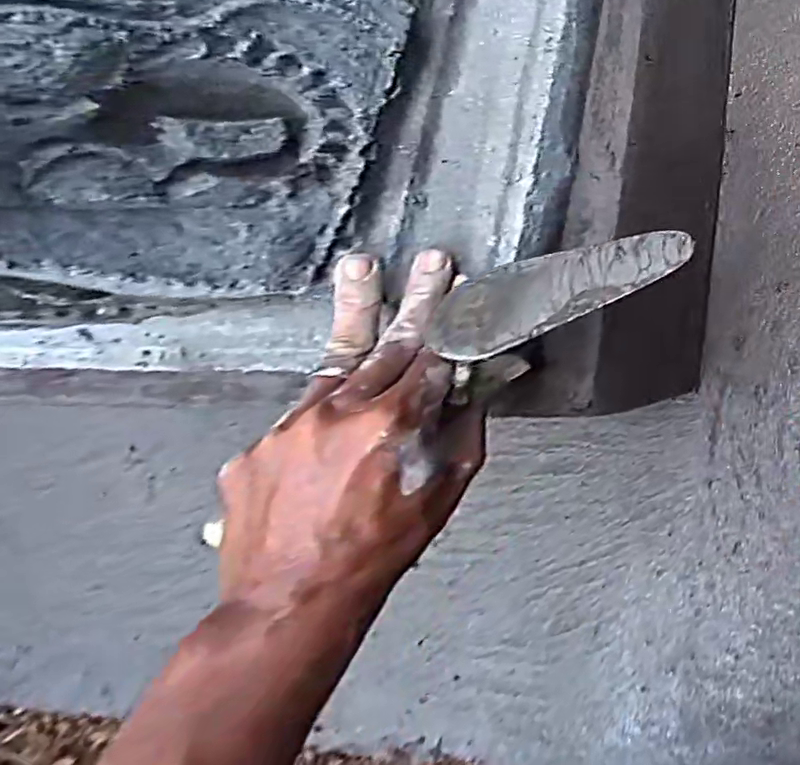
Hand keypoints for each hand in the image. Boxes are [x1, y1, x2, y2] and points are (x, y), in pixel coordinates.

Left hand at [214, 249, 481, 617]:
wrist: (292, 596)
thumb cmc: (385, 542)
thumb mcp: (448, 481)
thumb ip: (467, 422)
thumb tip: (485, 381)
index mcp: (392, 422)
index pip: (437, 357)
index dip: (458, 324)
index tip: (471, 291)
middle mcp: (337, 414)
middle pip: (390, 343)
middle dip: (420, 298)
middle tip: (435, 260)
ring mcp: (289, 427)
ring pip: (338, 361)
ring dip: (359, 314)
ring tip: (362, 270)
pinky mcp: (256, 445)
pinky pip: (304, 408)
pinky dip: (331, 397)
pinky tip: (343, 401)